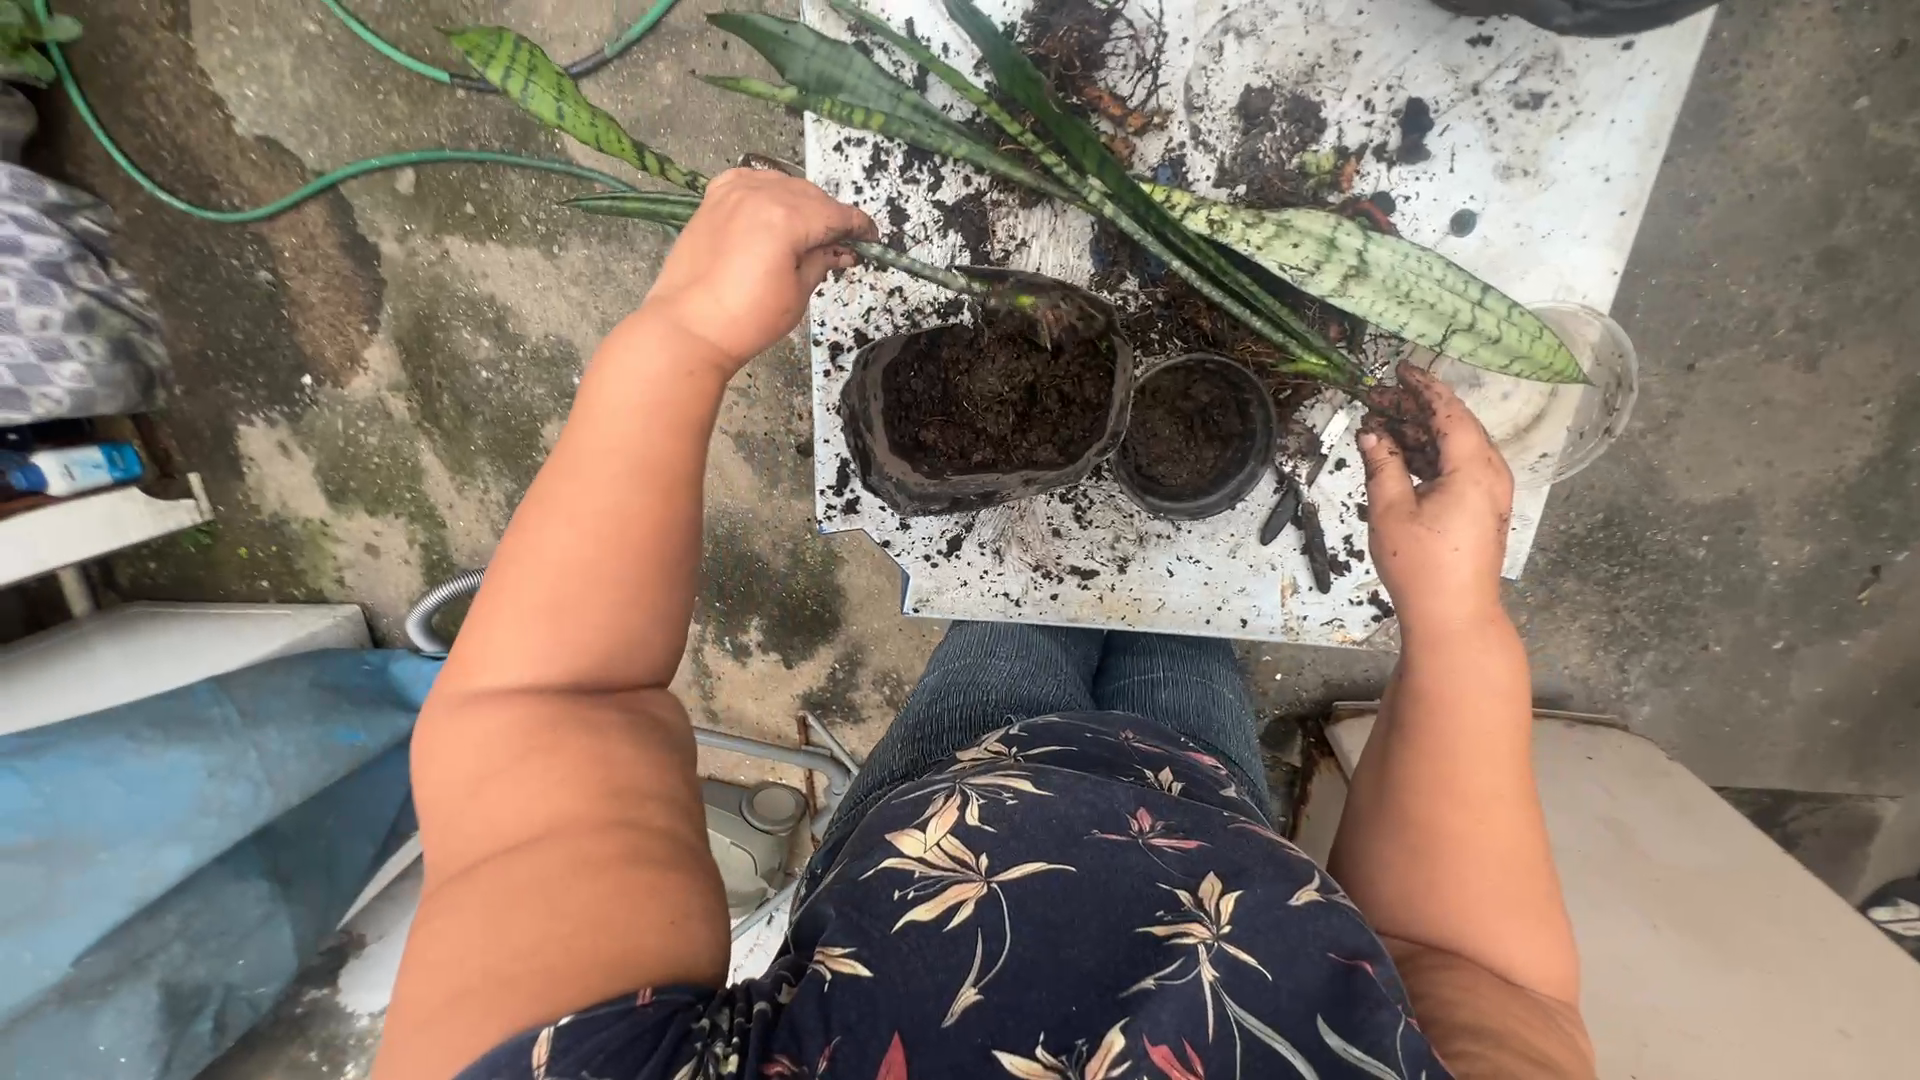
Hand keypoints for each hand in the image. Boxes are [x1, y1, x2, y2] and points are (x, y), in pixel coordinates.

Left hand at [635, 168, 876, 373]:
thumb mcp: (798, 293)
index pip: (836, 214)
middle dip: (831, 217)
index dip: (858, 226)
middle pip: (811, 196)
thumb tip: (840, 250)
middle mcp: (760, 194)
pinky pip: (751, 181)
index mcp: (786, 218)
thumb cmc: (749, 319)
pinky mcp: (713, 199)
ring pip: (783, 185)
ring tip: (810, 233)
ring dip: (803, 204)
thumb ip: (821, 261)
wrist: (690, 326)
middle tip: (842, 246)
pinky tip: (775, 210)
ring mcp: (733, 193)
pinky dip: (770, 191)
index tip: (872, 238)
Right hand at [1358, 365, 1513, 635]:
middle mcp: (1489, 473)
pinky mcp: (1478, 507)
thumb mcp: (1391, 510)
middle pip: (1453, 426)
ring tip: (1379, 421)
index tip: (1400, 369)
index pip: (1450, 412)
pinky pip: (1453, 467)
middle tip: (1376, 397)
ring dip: (1417, 432)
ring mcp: (1487, 491)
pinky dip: (1425, 455)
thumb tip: (1370, 433)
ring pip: (1451, 447)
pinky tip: (1396, 452)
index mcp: (1474, 468)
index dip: (1424, 387)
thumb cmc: (1420, 563)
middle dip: (1414, 408)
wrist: (1453, 613)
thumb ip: (1381, 465)